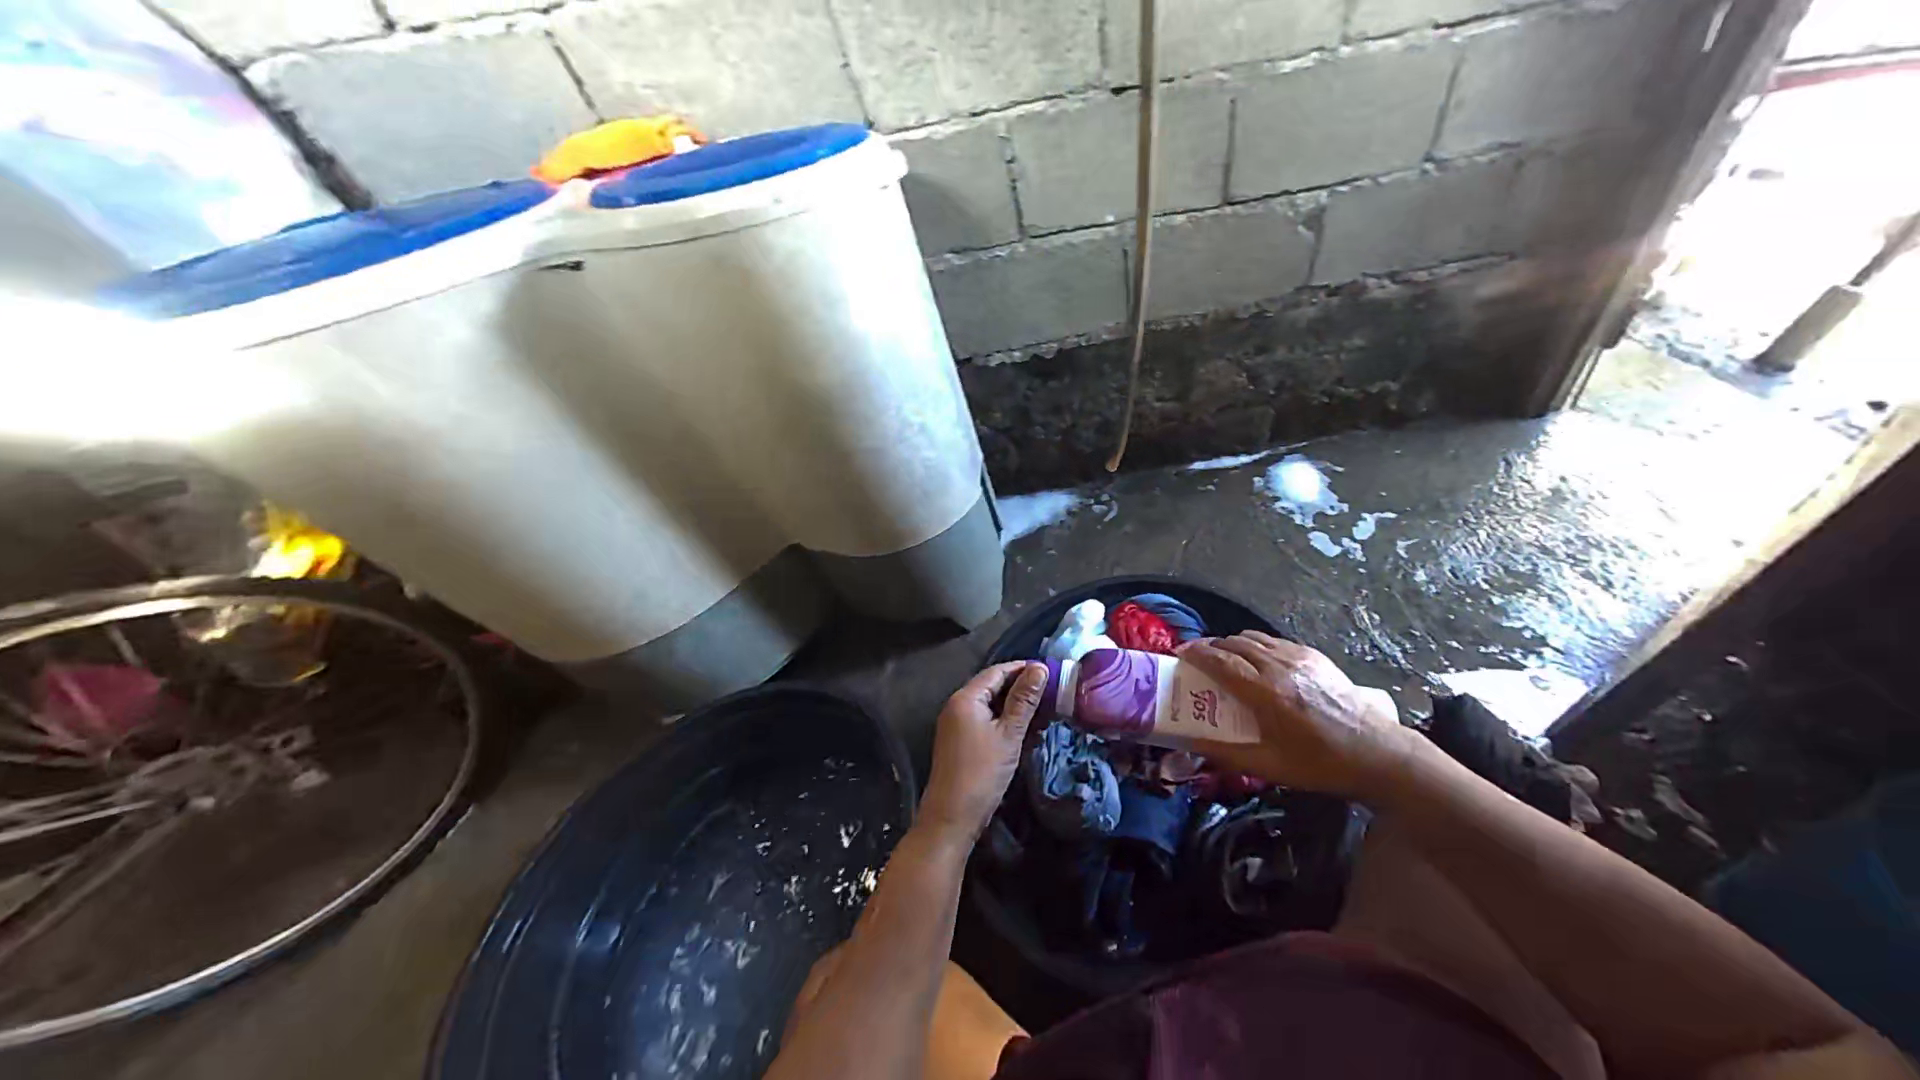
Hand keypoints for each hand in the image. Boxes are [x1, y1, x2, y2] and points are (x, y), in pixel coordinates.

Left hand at [920, 661, 1047, 840]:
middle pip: (990, 684)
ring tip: (1040, 704)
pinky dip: (1001, 716)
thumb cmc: (982, 773)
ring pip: (987, 702)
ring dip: (1011, 701)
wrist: (951, 817)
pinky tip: (1019, 725)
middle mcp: (955, 704)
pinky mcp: (957, 739)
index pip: (996, 671)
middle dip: (1018, 684)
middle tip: (1050, 688)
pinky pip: (982, 717)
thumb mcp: (1008, 734)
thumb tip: (1039, 668)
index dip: (1022, 668)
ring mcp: (954, 723)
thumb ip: (1024, 700)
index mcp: (965, 698)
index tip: (1050, 671)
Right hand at [1178, 632, 1413, 798]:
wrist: (1380, 755)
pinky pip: (1275, 642)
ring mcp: (1300, 658)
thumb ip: (1226, 753)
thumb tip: (1192, 744)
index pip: (1219, 660)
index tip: (1179, 654)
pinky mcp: (1316, 657)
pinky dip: (1258, 646)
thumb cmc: (1320, 763)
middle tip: (1197, 659)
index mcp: (1264, 691)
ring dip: (1233, 644)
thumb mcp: (1269, 766)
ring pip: (1254, 638)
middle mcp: (1278, 666)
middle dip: (1210, 647)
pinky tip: (1258, 662)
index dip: (1195, 654)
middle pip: (1233, 643)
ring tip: (1224, 658)